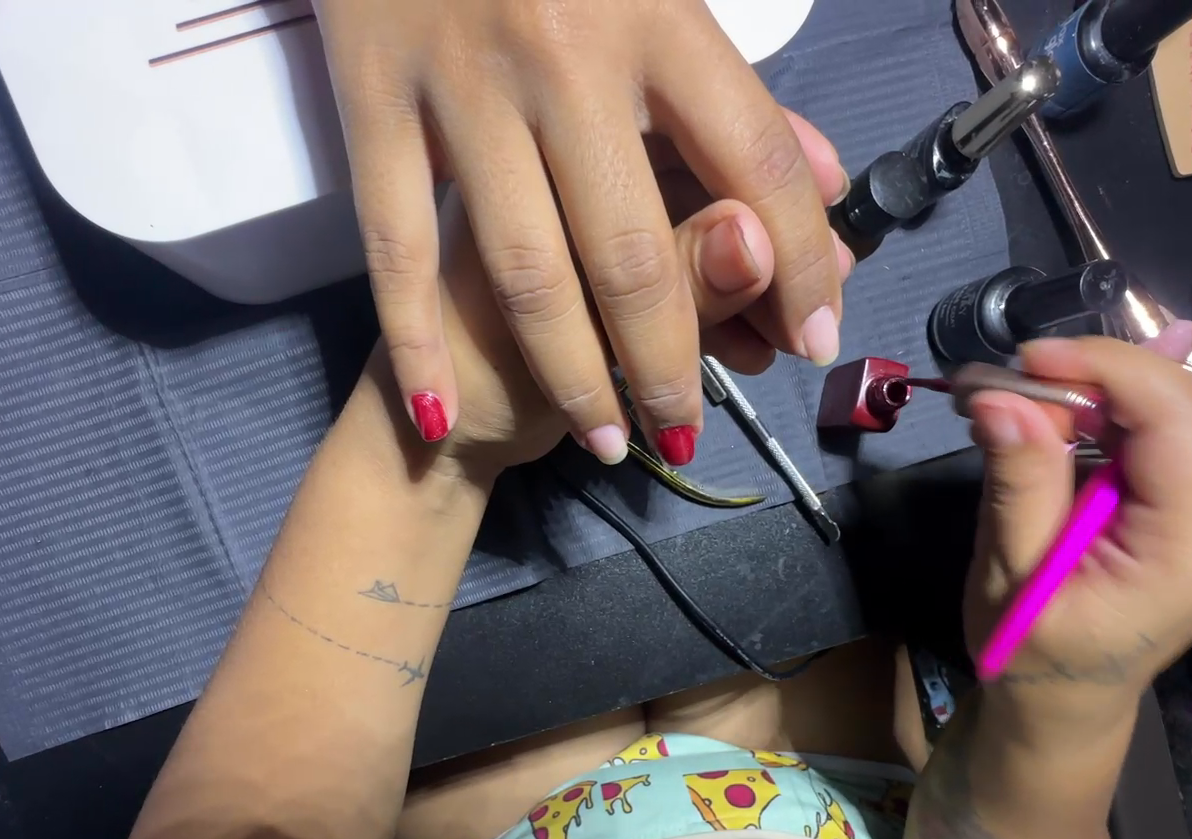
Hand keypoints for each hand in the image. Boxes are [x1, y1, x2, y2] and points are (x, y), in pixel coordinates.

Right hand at [317, 0, 846, 465]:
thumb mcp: (661, 3)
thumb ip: (736, 102)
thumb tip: (820, 188)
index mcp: (656, 10)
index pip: (755, 164)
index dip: (802, 266)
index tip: (816, 337)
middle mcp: (563, 52)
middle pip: (634, 254)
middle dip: (671, 364)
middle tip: (688, 427)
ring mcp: (461, 85)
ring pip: (530, 275)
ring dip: (577, 380)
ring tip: (614, 442)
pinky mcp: (370, 105)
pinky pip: (391, 249)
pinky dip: (412, 343)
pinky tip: (432, 415)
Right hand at [962, 328, 1191, 701]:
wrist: (1064, 703)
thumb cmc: (1031, 654)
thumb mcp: (1010, 574)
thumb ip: (1017, 482)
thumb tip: (999, 397)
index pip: (1177, 414)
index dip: (1104, 366)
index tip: (1023, 359)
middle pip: (1182, 404)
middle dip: (1091, 377)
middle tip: (1006, 387)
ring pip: (1172, 412)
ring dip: (1092, 397)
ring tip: (1016, 413)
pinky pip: (1163, 436)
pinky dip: (1104, 419)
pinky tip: (1053, 433)